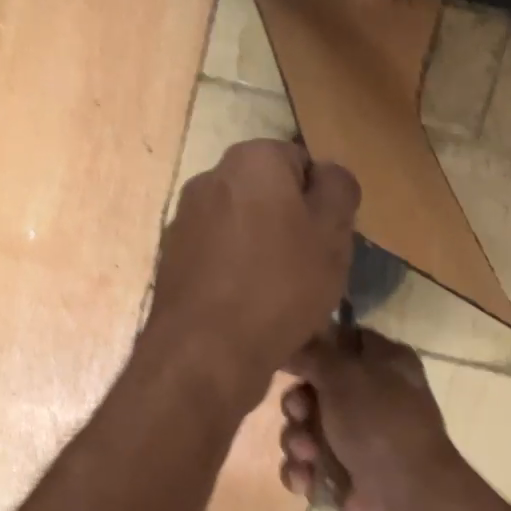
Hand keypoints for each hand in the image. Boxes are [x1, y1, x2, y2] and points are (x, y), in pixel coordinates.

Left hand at [146, 139, 360, 393]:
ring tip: (284, 298)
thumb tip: (326, 175)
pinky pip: (220, 260)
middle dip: (292, 226)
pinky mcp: (171, 261)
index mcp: (251, 159)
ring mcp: (184, 221)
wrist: (205, 351)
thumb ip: (338, 189)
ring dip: (264, 253)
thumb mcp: (333, 233)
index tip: (329, 240)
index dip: (322, 202)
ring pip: (243, 230)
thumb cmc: (280, 284)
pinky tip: (252, 313)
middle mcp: (209, 178)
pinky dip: (237, 277)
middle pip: (268, 196)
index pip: (301, 162)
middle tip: (313, 270)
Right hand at [279, 329, 463, 510]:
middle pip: (315, 389)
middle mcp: (373, 400)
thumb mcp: (344, 375)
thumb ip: (313, 354)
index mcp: (386, 365)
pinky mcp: (342, 478)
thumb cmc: (378, 424)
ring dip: (298, 441)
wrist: (403, 500)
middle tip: (300, 413)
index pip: (344, 341)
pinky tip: (308, 479)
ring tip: (309, 454)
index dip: (316, 348)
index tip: (291, 355)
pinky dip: (303, 472)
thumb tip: (291, 346)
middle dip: (298, 404)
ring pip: (304, 429)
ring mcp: (357, 442)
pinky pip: (305, 466)